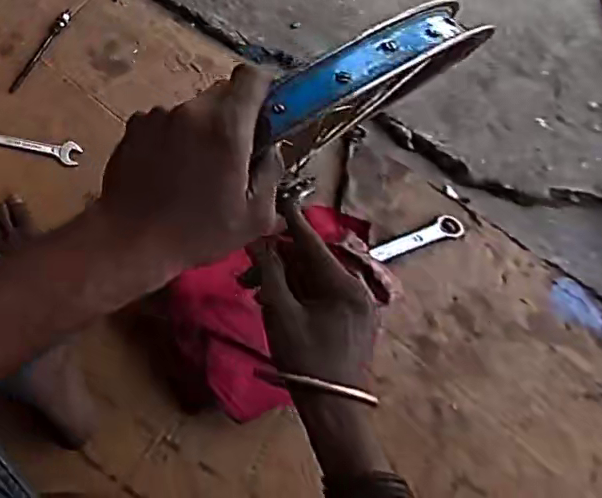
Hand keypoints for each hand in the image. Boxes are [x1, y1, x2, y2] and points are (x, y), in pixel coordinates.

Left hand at [91, 65, 282, 284]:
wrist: (131, 236)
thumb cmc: (198, 231)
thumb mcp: (255, 214)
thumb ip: (270, 171)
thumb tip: (269, 147)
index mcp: (225, 126)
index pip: (251, 77)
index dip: (262, 88)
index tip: (264, 111)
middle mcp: (189, 110)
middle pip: (220, 94)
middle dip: (232, 116)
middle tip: (231, 154)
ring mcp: (157, 114)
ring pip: (191, 110)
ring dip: (198, 129)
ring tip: (193, 169)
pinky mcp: (134, 124)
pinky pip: (163, 121)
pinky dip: (171, 137)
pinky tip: (166, 169)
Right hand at [248, 200, 378, 387]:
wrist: (332, 407)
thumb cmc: (305, 355)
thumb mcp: (279, 308)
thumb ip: (268, 268)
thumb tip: (259, 239)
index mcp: (343, 284)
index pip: (310, 240)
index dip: (289, 218)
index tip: (276, 194)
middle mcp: (356, 288)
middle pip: (308, 257)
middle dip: (276, 258)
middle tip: (246, 269)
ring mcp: (356, 304)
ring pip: (310, 274)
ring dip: (281, 275)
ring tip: (253, 289)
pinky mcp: (350, 316)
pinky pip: (318, 289)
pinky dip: (294, 288)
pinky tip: (272, 298)